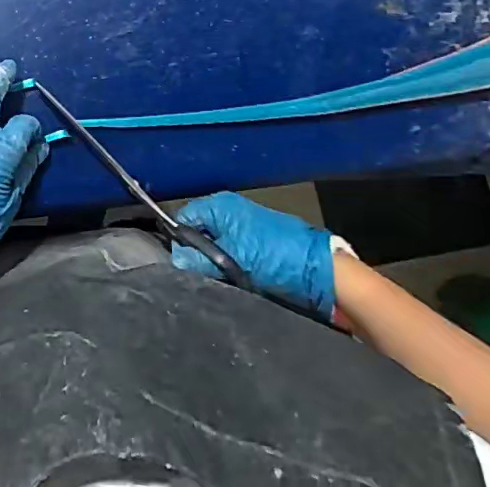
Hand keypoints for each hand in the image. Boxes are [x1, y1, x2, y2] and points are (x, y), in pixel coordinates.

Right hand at [171, 191, 338, 318]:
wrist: (315, 271)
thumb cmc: (273, 256)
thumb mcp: (231, 258)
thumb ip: (197, 260)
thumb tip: (174, 262)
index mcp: (220, 205)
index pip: (183, 218)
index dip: (176, 241)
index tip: (174, 266)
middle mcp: (227, 214)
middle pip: (195, 234)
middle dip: (191, 256)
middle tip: (191, 279)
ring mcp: (240, 231)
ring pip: (209, 249)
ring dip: (207, 266)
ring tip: (208, 284)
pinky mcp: (250, 249)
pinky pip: (225, 258)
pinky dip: (222, 271)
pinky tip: (222, 285)